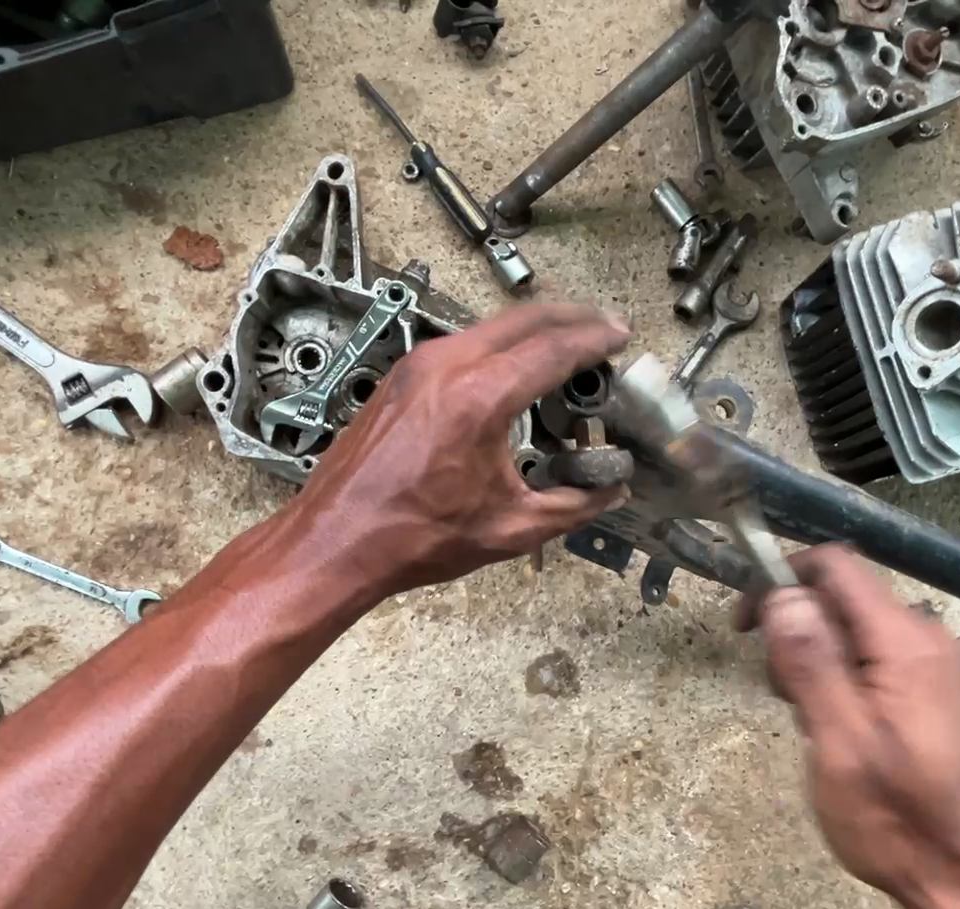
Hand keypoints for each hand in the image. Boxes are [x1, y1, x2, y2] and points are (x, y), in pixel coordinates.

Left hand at [287, 303, 630, 597]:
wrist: (338, 539)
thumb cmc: (414, 536)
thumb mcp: (510, 529)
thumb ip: (573, 506)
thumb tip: (611, 492)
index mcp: (479, 399)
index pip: (554, 349)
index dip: (595, 339)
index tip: (621, 336)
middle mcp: (447, 366)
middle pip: (525, 319)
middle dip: (572, 317)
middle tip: (604, 328)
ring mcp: (419, 364)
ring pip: (492, 326)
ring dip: (535, 329)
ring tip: (568, 346)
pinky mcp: (402, 375)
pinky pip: (465, 342)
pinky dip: (501, 344)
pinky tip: (516, 369)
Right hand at [739, 546, 959, 900]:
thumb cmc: (894, 816)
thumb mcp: (839, 740)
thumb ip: (811, 662)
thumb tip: (781, 596)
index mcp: (902, 641)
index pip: (835, 566)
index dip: (781, 579)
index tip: (746, 625)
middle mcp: (921, 637)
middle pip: (838, 595)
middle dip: (794, 630)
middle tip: (782, 693)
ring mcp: (928, 661)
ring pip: (847, 627)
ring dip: (811, 658)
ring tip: (808, 718)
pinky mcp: (925, 686)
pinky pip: (866, 654)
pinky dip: (835, 675)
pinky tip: (832, 723)